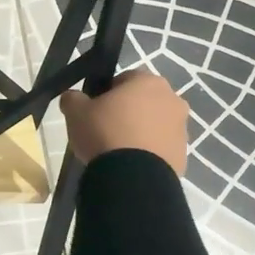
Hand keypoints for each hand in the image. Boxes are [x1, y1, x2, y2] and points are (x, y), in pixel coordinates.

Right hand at [57, 69, 188, 175]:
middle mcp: (171, 98)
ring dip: (139, 131)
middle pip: (143, 101)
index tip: (94, 110)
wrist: (132, 175)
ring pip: (155, 123)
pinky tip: (129, 163)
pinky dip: (147, 151)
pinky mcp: (182, 152)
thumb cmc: (104, 133)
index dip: (106, 93)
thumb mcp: (75, 112)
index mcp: (147, 81)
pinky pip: (160, 146)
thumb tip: (73, 97)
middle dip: (127, 112)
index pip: (123, 79)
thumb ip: (73, 98)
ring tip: (117, 150)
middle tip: (105, 129)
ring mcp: (181, 126)